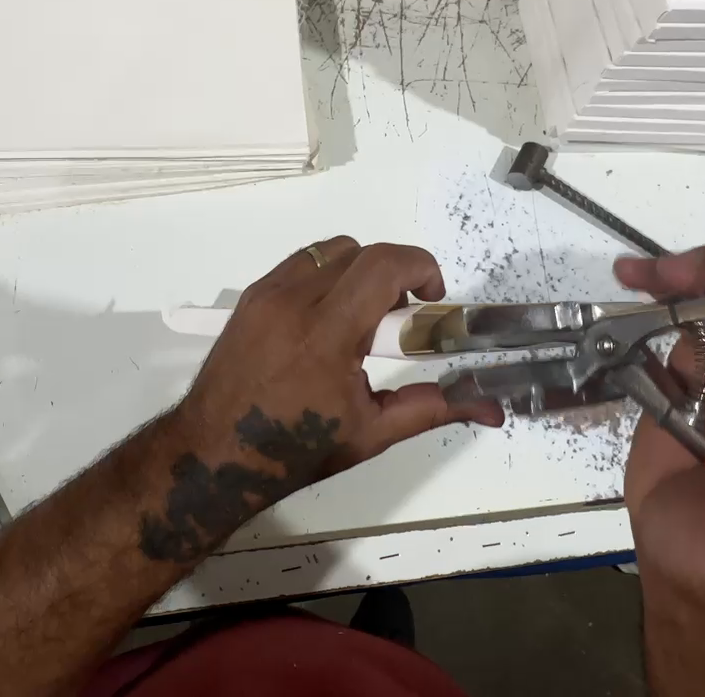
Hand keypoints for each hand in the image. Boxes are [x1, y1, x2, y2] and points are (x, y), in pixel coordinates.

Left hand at [177, 237, 504, 493]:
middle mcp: (294, 302)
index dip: (420, 268)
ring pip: (329, 250)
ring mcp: (266, 294)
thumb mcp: (370, 433)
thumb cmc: (294, 450)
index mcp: (326, 335)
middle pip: (361, 251)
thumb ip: (431, 408)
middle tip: (399, 314)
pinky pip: (300, 262)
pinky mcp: (250, 296)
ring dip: (358, 269)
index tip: (431, 298)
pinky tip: (325, 316)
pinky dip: (326, 275)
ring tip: (360, 315)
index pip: (382, 266)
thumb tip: (491, 408)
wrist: (213, 454)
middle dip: (394, 271)